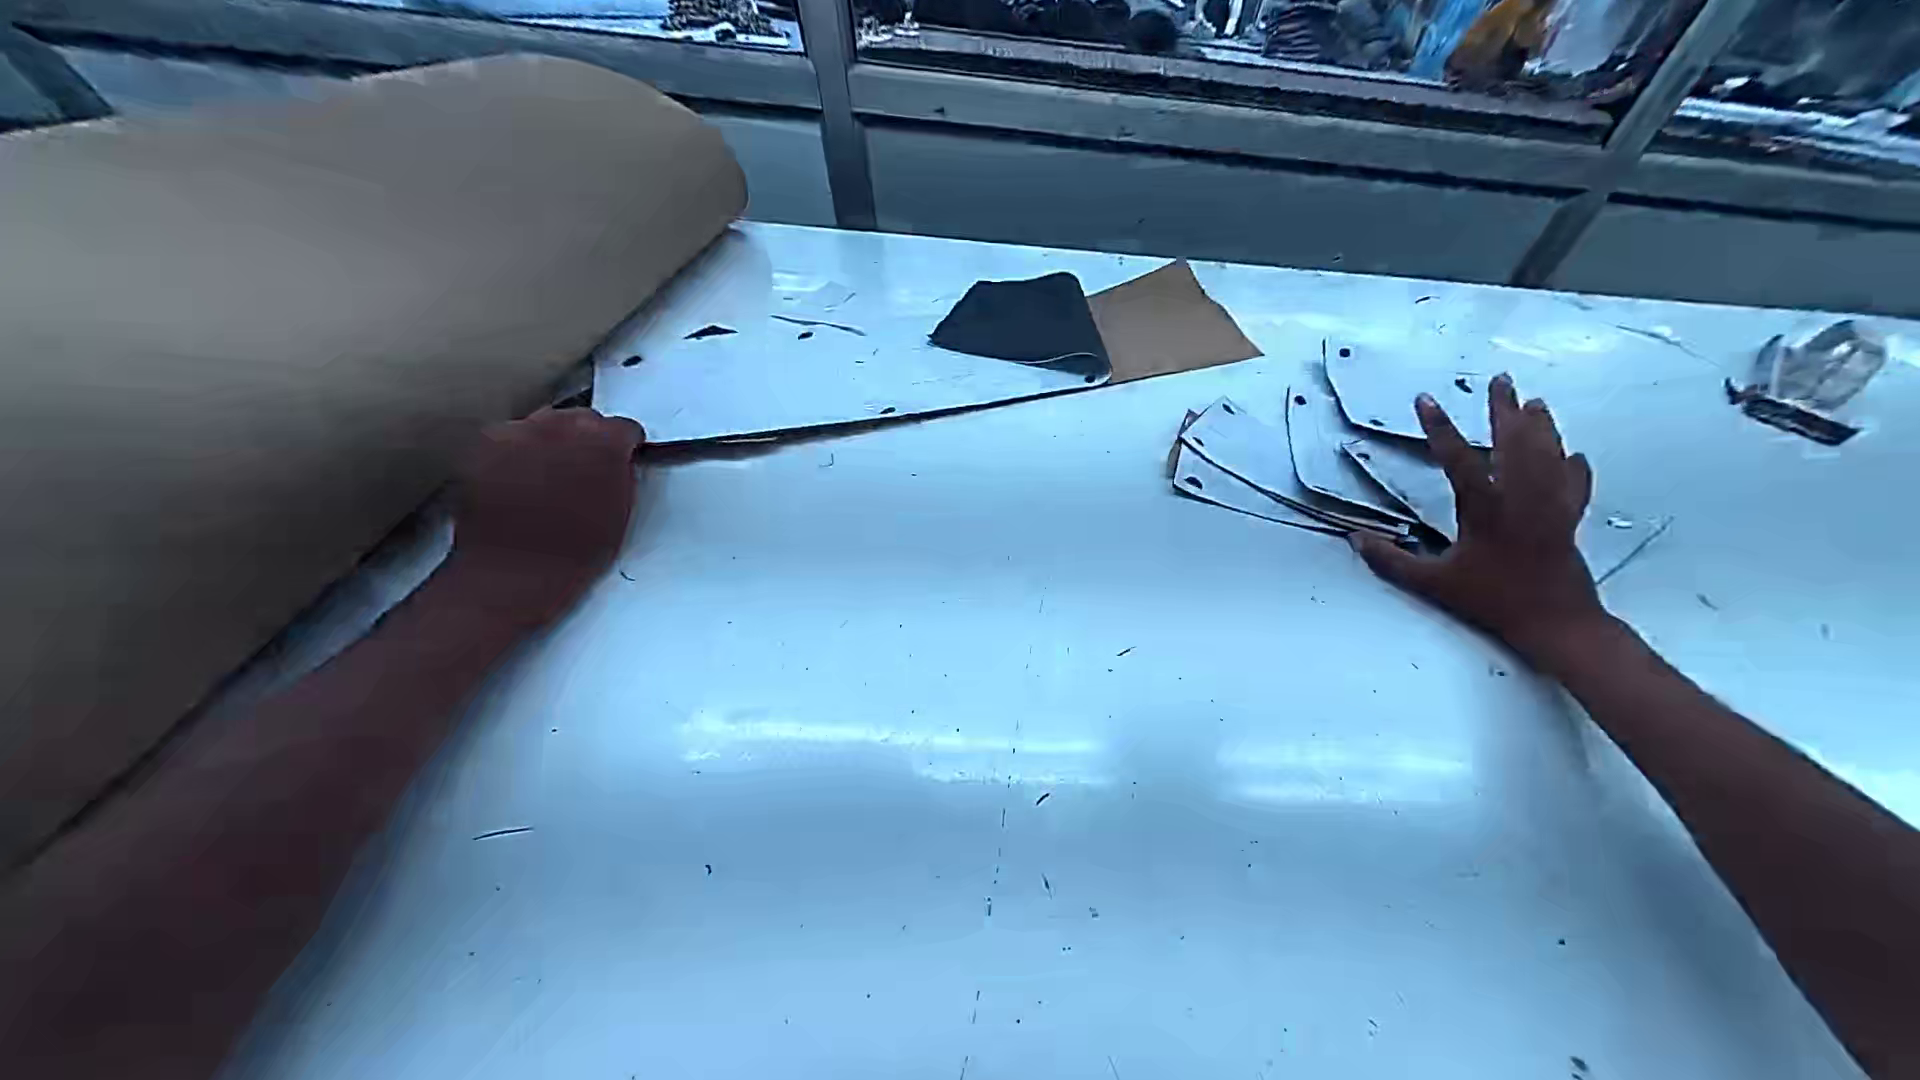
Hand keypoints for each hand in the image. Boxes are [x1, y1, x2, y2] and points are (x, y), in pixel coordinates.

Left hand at [446, 406, 644, 625]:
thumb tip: (618, 461)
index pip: (624, 427)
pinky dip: (518, 451)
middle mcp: (560, 426)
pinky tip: (521, 479)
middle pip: (583, 418)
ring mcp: (518, 432)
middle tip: (586, 469)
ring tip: (550, 474)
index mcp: (604, 443)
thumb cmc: (577, 549)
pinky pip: (509, 436)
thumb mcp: (621, 510)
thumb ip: (621, 473)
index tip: (622, 459)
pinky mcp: (484, 445)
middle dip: (587, 439)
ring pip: (544, 423)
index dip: (625, 446)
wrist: (516, 571)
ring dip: (552, 441)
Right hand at [1349, 374, 1612, 673]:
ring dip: (1540, 426)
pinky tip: (1573, 454)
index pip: (1458, 459)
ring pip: (1548, 455)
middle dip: (1504, 410)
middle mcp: (1522, 499)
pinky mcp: (1569, 520)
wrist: (1556, 622)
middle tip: (1500, 381)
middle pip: (1515, 444)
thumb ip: (1390, 561)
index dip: (1439, 428)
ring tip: (1533, 401)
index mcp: (1485, 510)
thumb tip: (1355, 539)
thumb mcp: (1432, 583)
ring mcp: (1551, 507)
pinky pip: (1574, 484)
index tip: (1426, 401)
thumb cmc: (1491, 599)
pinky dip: (1572, 465)